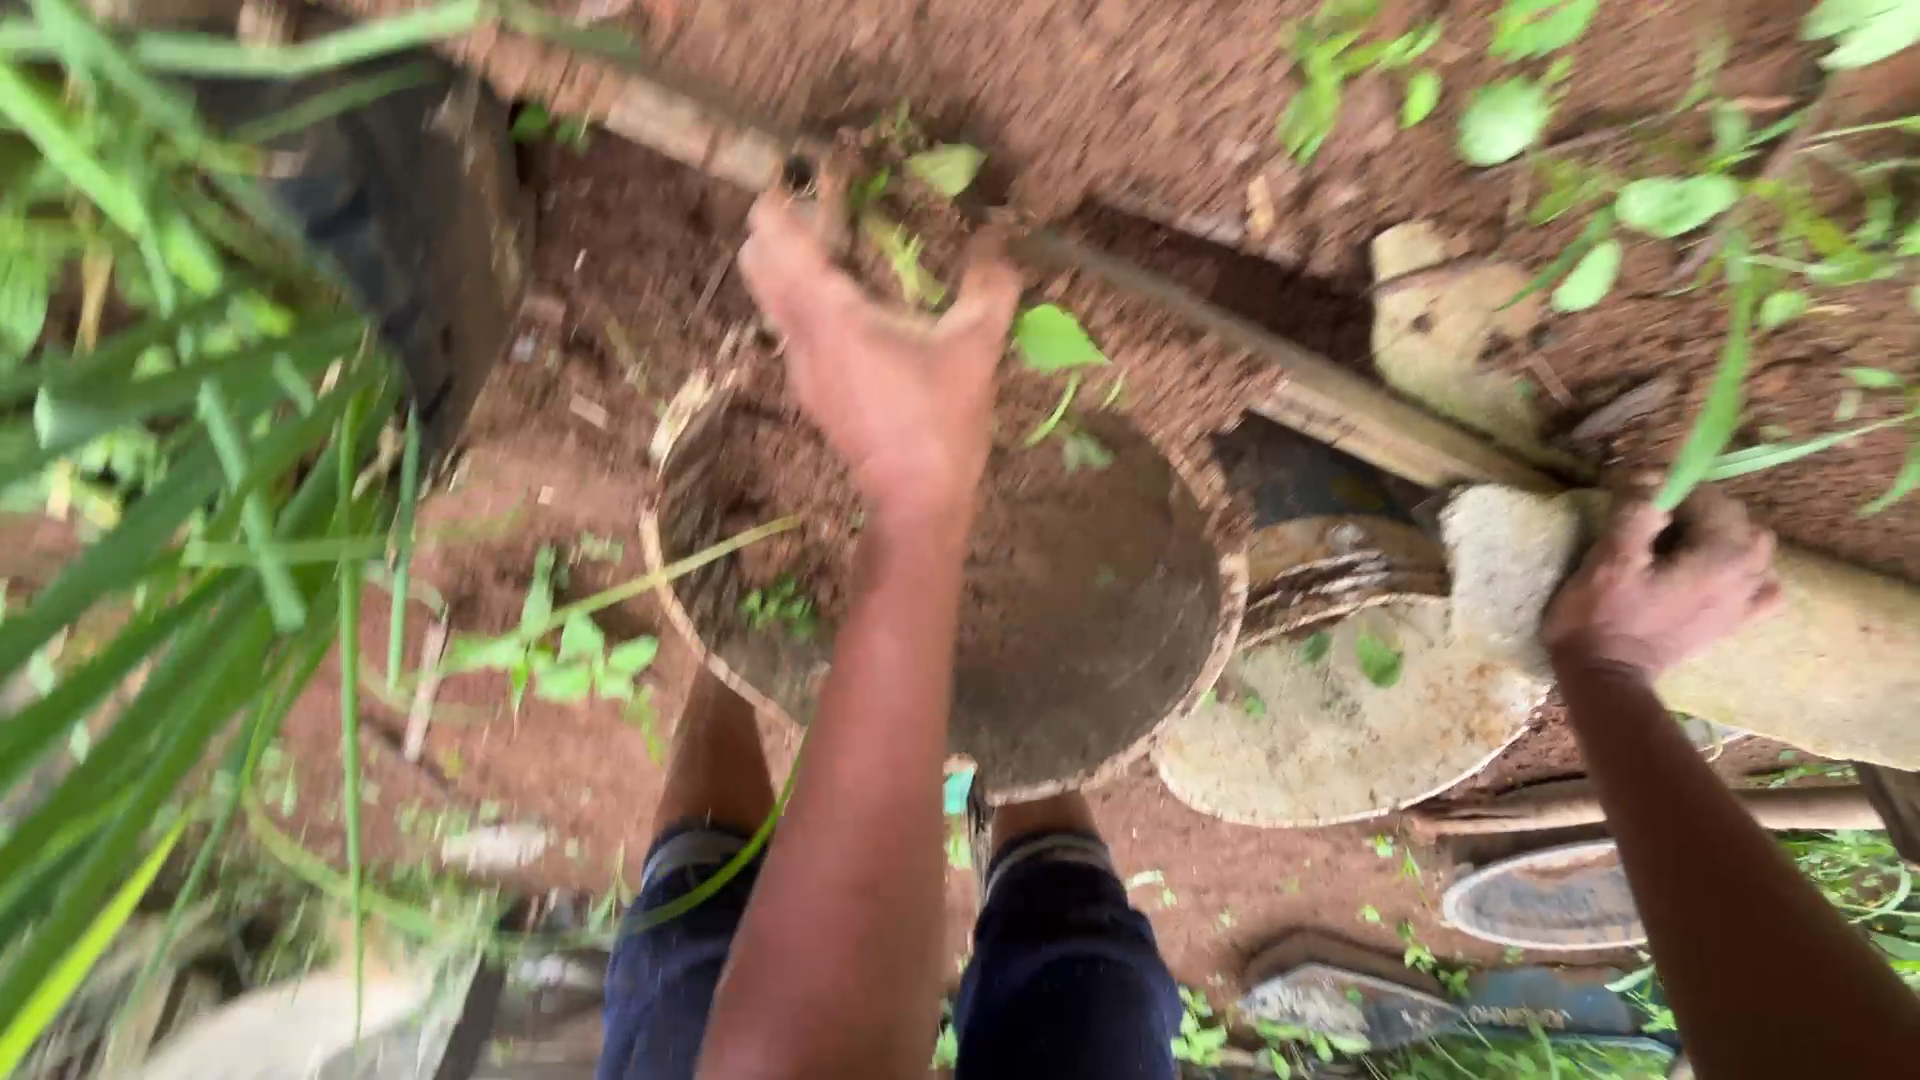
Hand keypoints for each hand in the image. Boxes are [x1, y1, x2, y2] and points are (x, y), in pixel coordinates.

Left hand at [738, 192, 1021, 525]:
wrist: (916, 499)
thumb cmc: (940, 421)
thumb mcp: (976, 348)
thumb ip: (989, 286)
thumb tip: (998, 240)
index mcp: (831, 315)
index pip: (776, 236)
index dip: (780, 197)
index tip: (804, 174)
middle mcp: (800, 337)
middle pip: (757, 263)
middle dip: (778, 229)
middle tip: (828, 216)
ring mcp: (798, 370)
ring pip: (771, 300)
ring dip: (789, 268)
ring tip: (842, 258)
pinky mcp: (810, 393)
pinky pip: (791, 330)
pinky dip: (805, 305)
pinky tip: (854, 313)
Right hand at [1543, 488, 1781, 678]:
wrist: (1605, 672)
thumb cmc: (1599, 614)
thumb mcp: (1609, 558)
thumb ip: (1636, 512)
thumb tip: (1649, 474)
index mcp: (1724, 552)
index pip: (1708, 497)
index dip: (1668, 487)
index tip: (1629, 494)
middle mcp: (1751, 571)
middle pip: (1734, 519)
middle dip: (1693, 510)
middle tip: (1644, 518)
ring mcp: (1748, 598)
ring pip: (1748, 546)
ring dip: (1714, 535)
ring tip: (1672, 543)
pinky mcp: (1737, 619)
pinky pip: (1759, 583)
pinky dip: (1739, 569)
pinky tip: (1713, 572)